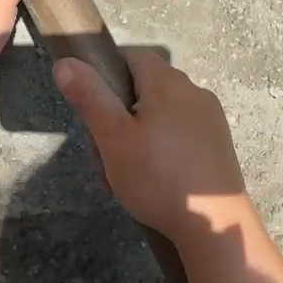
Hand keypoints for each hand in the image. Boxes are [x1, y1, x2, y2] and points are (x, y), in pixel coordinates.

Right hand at [53, 50, 247, 243]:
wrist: (214, 224)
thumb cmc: (158, 177)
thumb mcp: (113, 138)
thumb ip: (89, 97)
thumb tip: (64, 63)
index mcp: (169, 83)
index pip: (132, 58)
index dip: (107, 78)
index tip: (95, 112)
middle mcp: (195, 92)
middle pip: (144, 91)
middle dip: (118, 119)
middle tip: (105, 156)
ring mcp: (210, 120)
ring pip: (160, 117)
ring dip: (136, 140)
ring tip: (126, 177)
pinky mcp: (218, 146)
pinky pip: (179, 137)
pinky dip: (160, 152)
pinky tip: (153, 183)